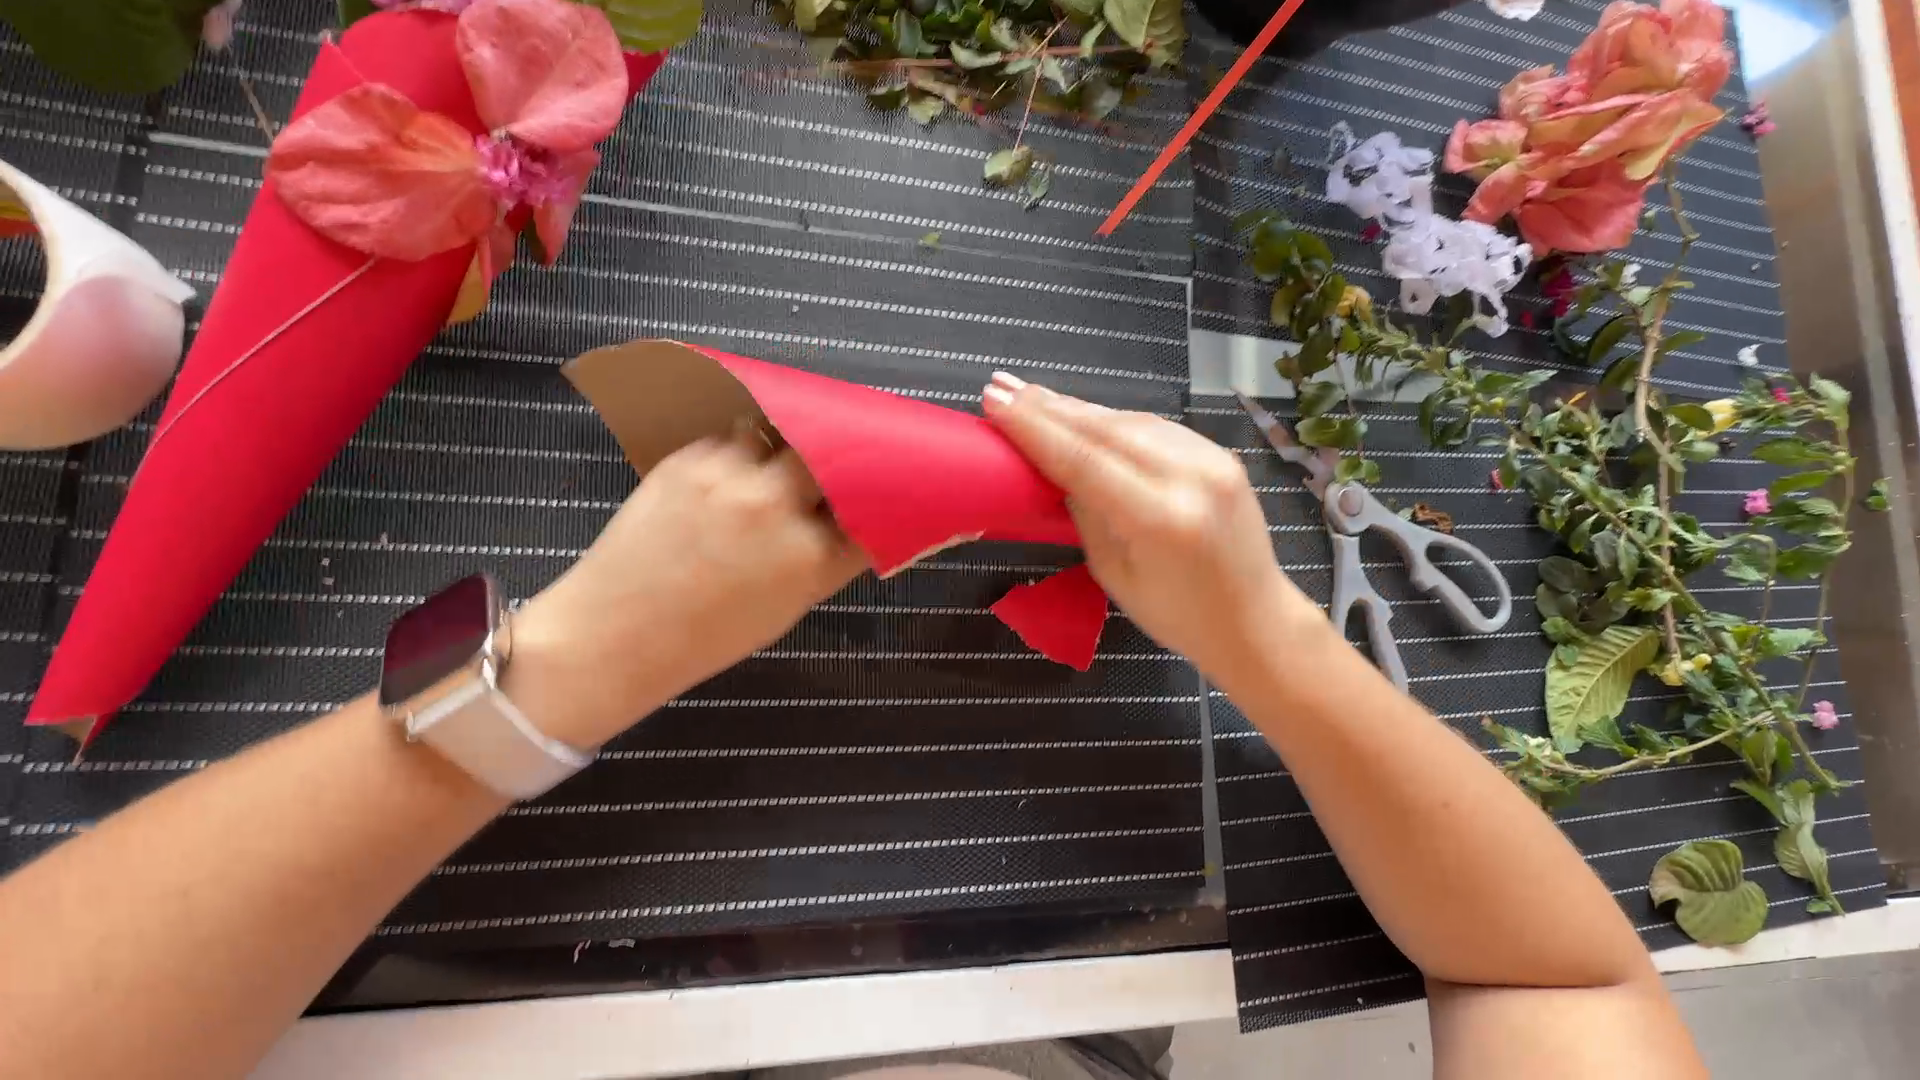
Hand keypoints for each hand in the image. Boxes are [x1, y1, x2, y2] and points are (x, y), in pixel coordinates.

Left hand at [504, 428, 866, 746]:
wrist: (618, 632)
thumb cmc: (709, 635)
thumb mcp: (789, 606)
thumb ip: (828, 557)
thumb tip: (852, 517)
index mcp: (813, 558)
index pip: (871, 506)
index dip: (878, 494)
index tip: (879, 488)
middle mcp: (779, 509)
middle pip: (836, 454)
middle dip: (838, 459)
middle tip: (833, 463)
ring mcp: (732, 477)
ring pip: (785, 431)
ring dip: (789, 444)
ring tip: (778, 461)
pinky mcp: (691, 458)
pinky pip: (735, 437)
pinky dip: (744, 449)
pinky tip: (734, 470)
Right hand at [981, 372, 1323, 686]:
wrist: (1256, 620)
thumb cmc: (1176, 615)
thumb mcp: (1113, 573)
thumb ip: (1086, 512)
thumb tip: (1055, 468)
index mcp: (1159, 518)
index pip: (1083, 458)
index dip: (1034, 427)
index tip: (995, 399)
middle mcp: (1189, 476)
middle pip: (1105, 429)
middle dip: (1049, 407)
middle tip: (1003, 386)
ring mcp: (1211, 459)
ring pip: (1130, 421)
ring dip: (1079, 409)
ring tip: (1034, 398)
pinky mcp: (1220, 454)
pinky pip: (1155, 428)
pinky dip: (1114, 421)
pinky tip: (1085, 416)